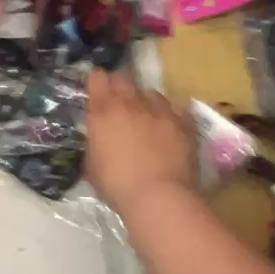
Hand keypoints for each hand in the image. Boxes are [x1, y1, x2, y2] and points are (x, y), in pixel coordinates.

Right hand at [84, 68, 195, 212]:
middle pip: (123, 78)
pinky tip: (169, 126)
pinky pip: (175, 108)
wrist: (158, 196)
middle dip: (119, 86)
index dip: (96, 82)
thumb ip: (94, 142)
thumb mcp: (91, 163)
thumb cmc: (116, 184)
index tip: (96, 91)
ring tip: (147, 117)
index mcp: (102, 111)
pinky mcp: (183, 122)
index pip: (96, 77)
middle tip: (119, 103)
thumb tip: (99, 137)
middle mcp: (130, 103)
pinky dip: (170, 114)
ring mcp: (159, 110)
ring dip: (145, 101)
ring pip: (150, 92)